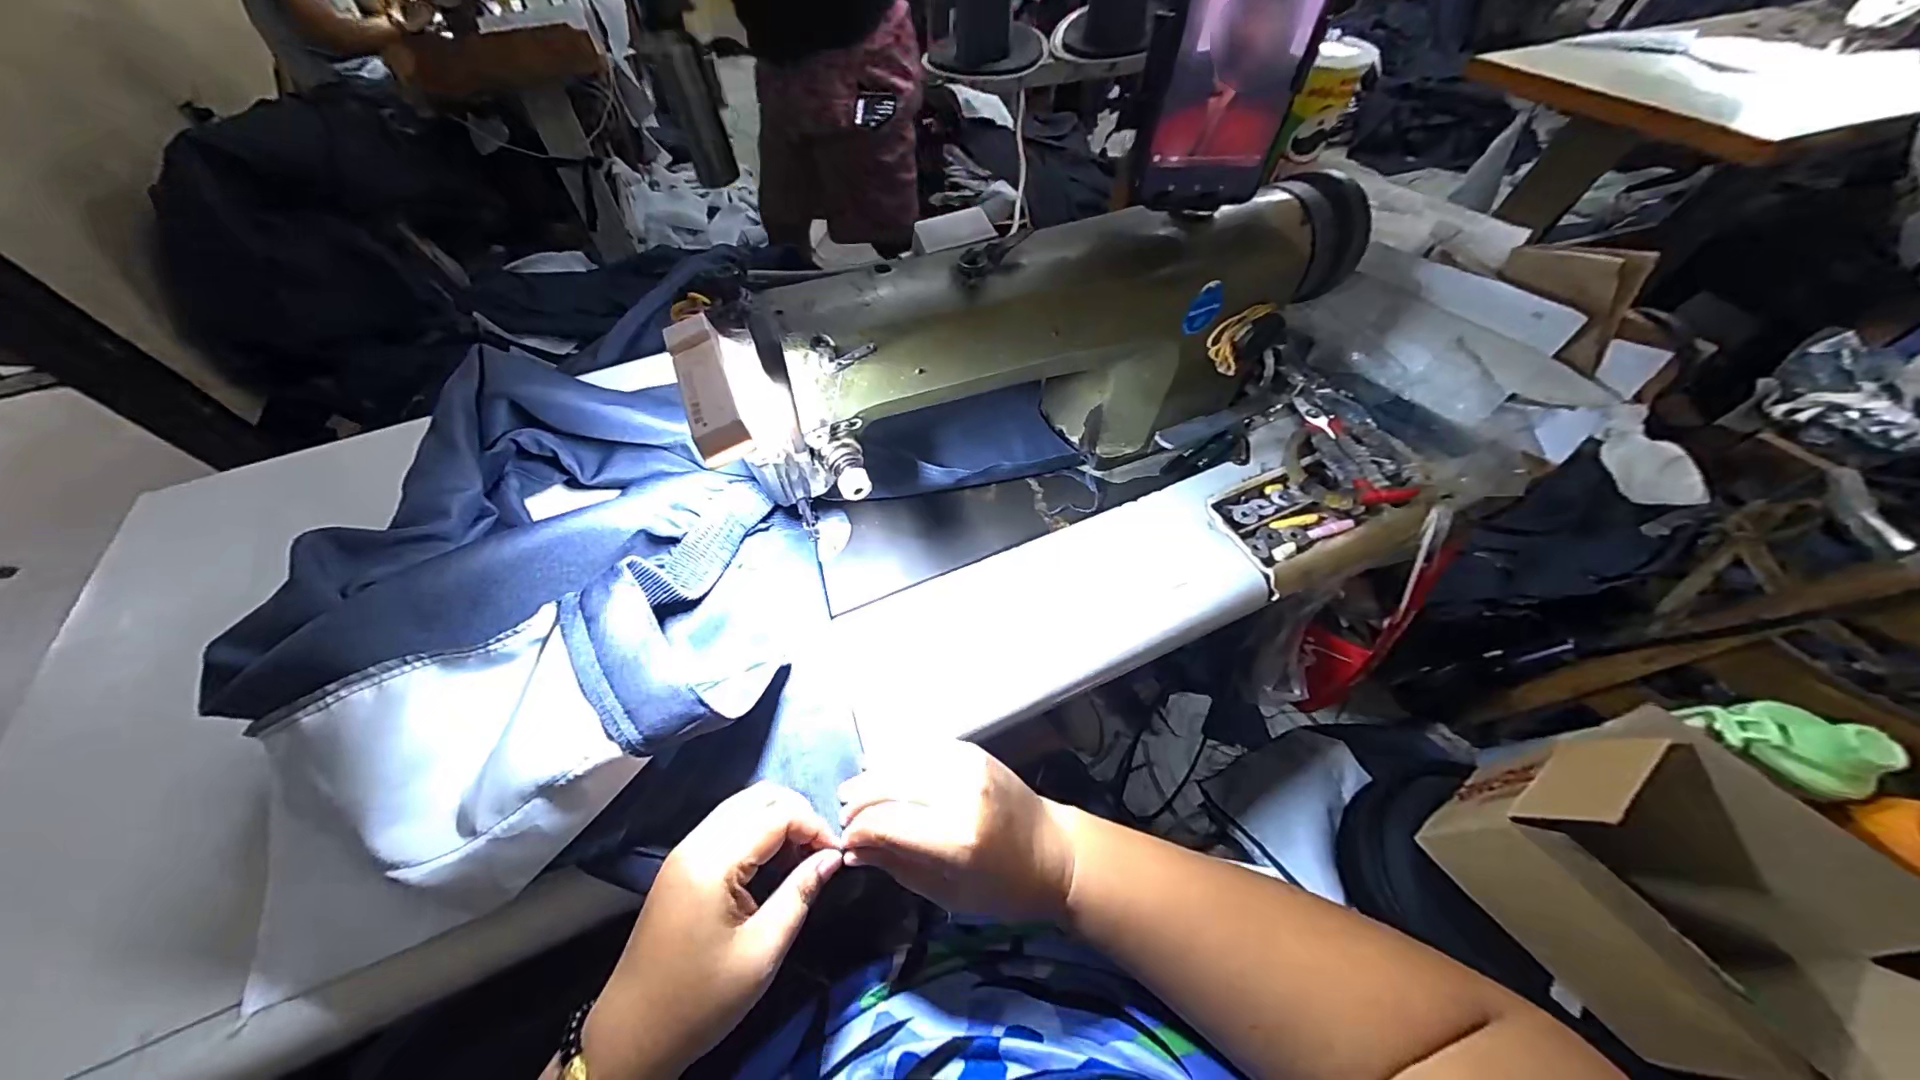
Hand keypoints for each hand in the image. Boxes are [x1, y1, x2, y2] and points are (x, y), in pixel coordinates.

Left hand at [583, 784, 843, 1078]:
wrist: (631, 1036)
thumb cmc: (700, 1000)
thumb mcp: (762, 951)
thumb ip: (800, 893)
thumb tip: (832, 857)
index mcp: (713, 861)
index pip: (778, 814)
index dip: (815, 827)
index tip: (837, 855)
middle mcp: (696, 843)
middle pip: (760, 797)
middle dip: (799, 815)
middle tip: (820, 853)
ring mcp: (685, 851)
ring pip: (745, 806)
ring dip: (779, 821)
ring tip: (801, 859)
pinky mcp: (682, 864)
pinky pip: (729, 825)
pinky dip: (758, 832)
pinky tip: (773, 864)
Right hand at [838, 741, 1077, 921]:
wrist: (1054, 851)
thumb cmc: (1003, 886)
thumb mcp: (946, 892)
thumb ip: (896, 864)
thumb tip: (853, 850)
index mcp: (956, 838)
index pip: (885, 822)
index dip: (857, 830)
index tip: (846, 840)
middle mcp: (961, 794)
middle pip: (890, 785)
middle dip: (860, 800)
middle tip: (845, 815)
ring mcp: (969, 766)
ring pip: (903, 760)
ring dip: (874, 774)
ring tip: (856, 790)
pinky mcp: (974, 751)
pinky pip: (924, 747)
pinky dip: (899, 757)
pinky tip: (884, 767)